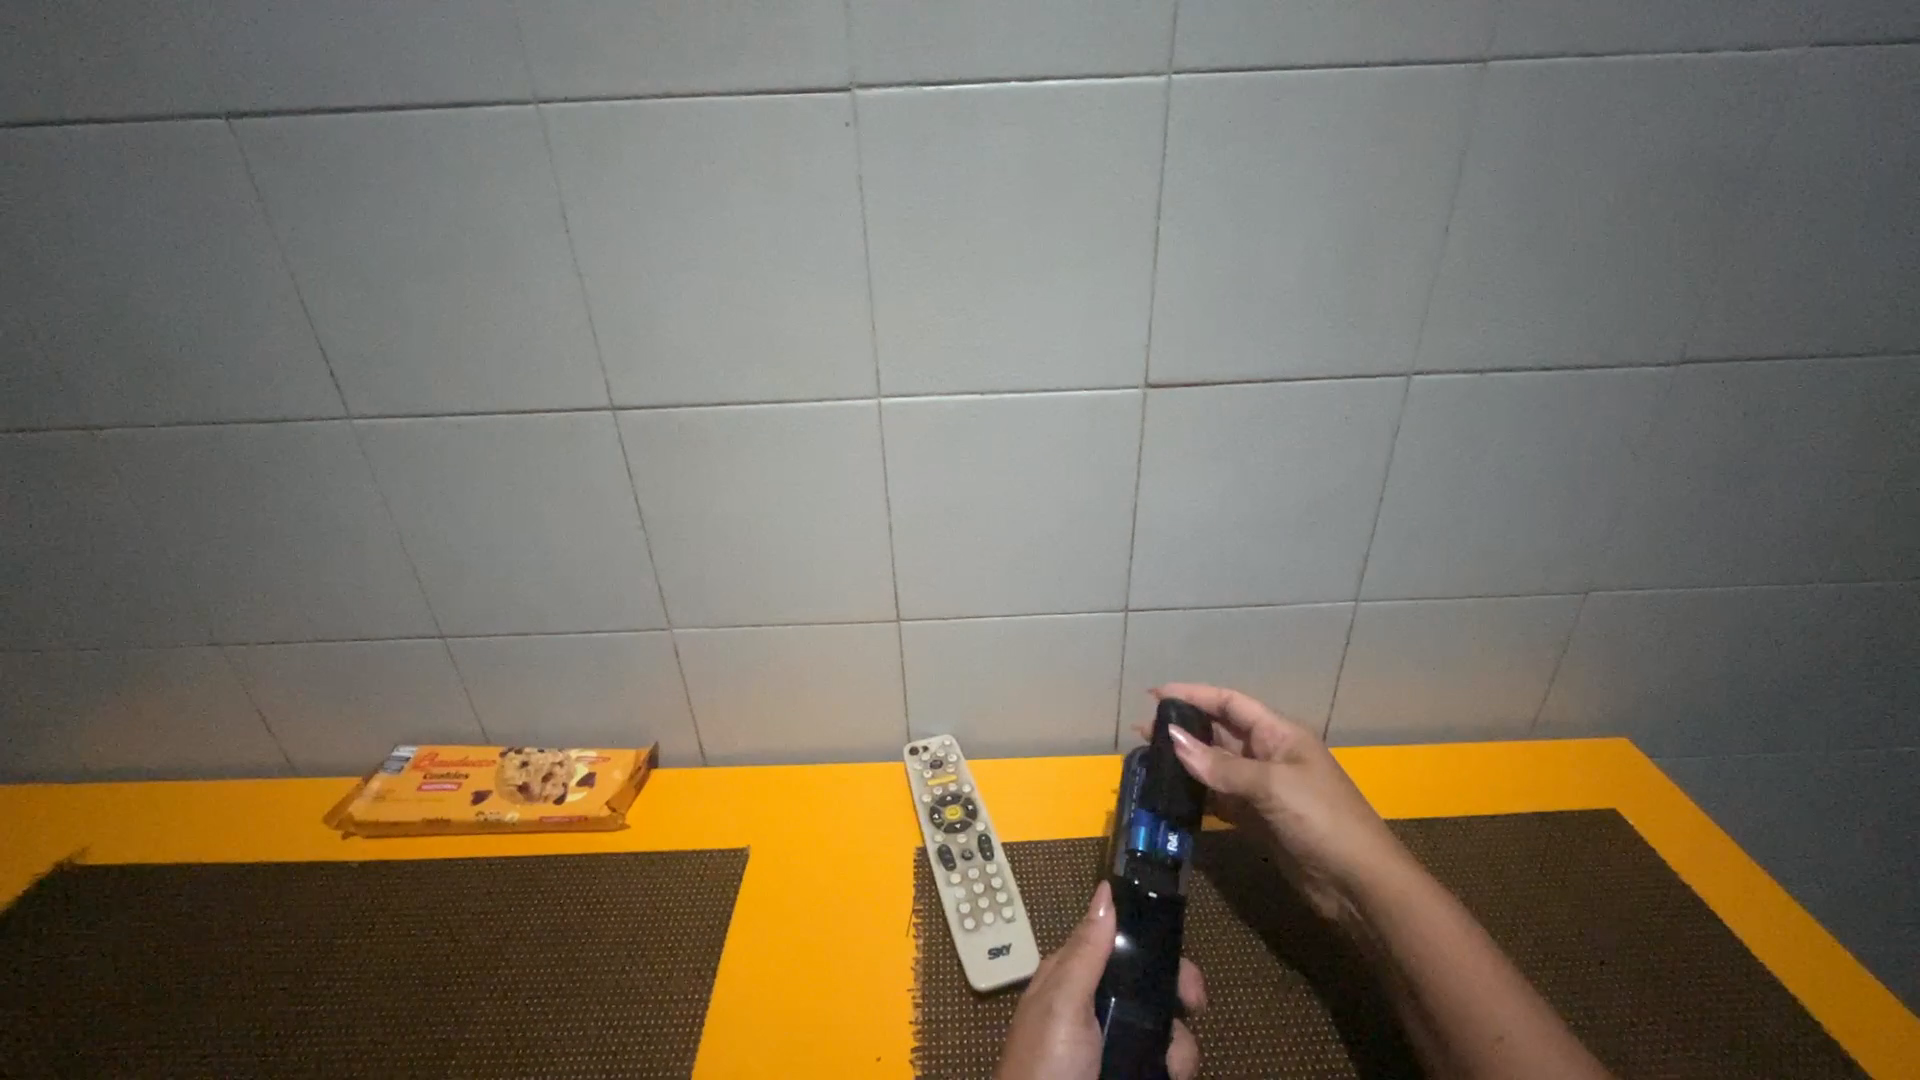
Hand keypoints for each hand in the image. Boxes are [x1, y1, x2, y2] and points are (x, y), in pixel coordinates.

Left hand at [994, 881, 1206, 1079]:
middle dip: (1178, 992)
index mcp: (1073, 978)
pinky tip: (1170, 1076)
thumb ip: (1087, 950)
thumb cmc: (1046, 1065)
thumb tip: (1106, 890)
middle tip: (1195, 1003)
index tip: (1179, 949)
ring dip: (1178, 1043)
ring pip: (1166, 1027)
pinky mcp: (1133, 1072)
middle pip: (1151, 984)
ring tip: (1171, 1066)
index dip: (1151, 941)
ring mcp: (1116, 1045)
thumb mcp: (1062, 1002)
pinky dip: (1175, 1068)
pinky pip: (1167, 1062)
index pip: (1119, 942)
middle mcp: (1097, 1006)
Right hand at [1151, 683, 1409, 922]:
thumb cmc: (1322, 820)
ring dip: (1185, 762)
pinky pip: (1218, 798)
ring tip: (1147, 759)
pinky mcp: (1256, 819)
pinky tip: (1170, 794)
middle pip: (1218, 732)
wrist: (1359, 884)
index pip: (1229, 703)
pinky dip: (1195, 794)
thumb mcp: (1271, 786)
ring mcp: (1261, 789)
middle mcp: (1268, 755)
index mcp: (1279, 734)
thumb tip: (1172, 740)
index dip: (1194, 695)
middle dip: (1183, 729)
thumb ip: (1219, 765)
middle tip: (1141, 731)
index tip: (1155, 694)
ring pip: (1214, 766)